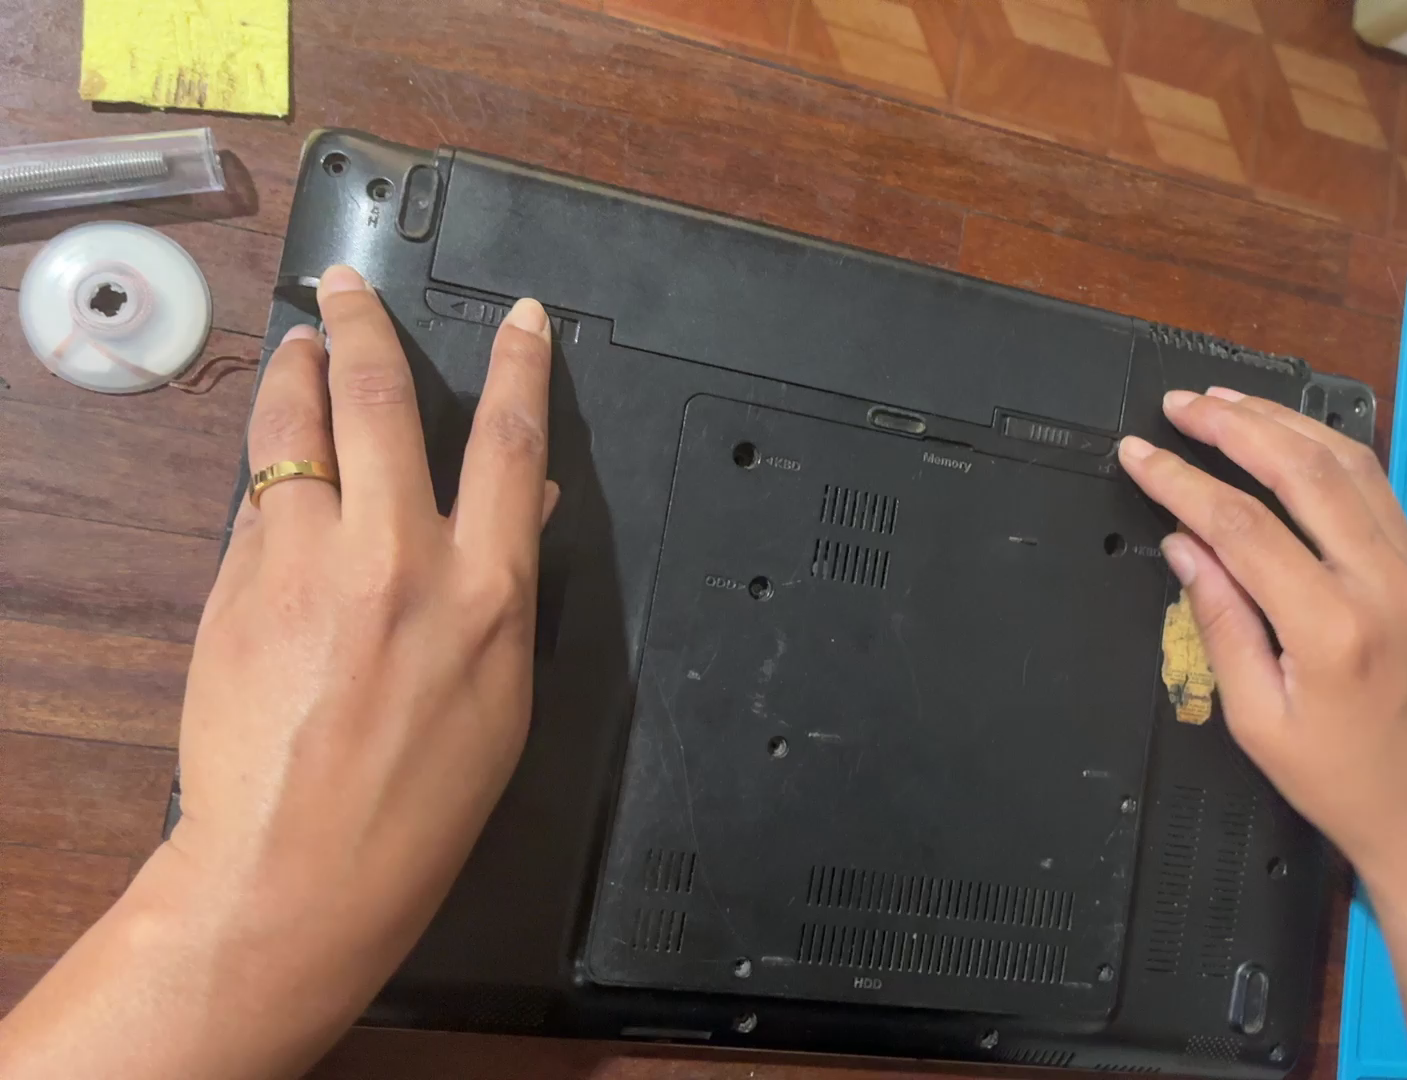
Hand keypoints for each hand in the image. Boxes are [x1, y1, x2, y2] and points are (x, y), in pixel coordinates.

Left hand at [166, 263, 555, 967]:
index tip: (525, 320)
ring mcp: (307, 564)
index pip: (512, 444)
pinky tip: (280, 457)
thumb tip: (521, 506)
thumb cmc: (437, 777)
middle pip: (382, 406)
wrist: (305, 857)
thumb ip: (510, 578)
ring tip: (300, 339)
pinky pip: (263, 500)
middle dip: (368, 330)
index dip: (523, 370)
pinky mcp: (236, 586)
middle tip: (352, 287)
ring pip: (296, 433)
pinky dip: (276, 462)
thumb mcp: (507, 675)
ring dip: (298, 374)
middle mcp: (401, 556)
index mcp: (489, 586)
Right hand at [1118, 387, 1406, 911]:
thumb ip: (1220, 621)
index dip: (1179, 481)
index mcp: (1330, 626)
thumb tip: (1184, 544)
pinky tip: (1289, 436)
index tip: (1137, 453)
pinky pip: (1376, 489)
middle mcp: (1382, 582)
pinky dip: (1327, 449)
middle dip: (1232, 424)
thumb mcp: (1256, 717)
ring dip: (1282, 422)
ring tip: (1226, 402)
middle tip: (1179, 403)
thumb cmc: (1339, 782)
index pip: (1239, 523)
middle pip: (1301, 469)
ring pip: (1348, 463)